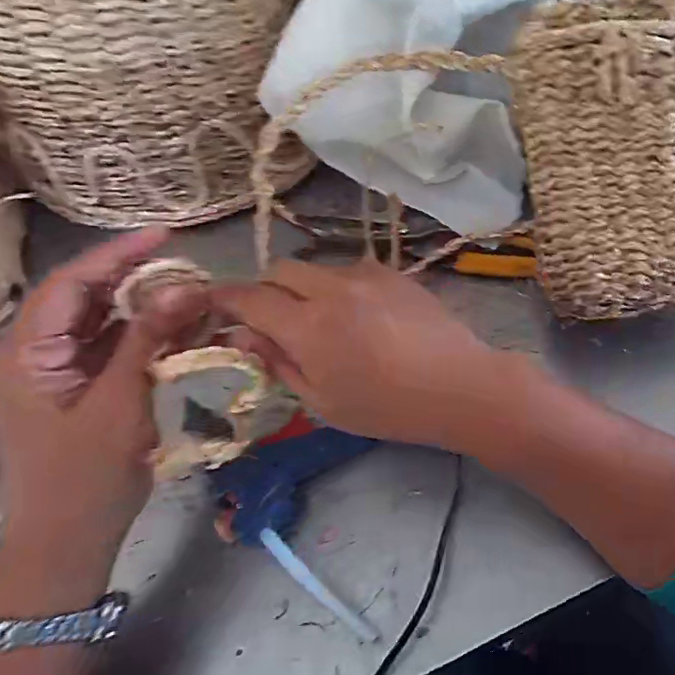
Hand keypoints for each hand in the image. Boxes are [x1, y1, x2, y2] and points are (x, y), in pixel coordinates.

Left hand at [0, 228, 205, 611]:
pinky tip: (181, 329)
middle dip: (135, 279)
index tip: (165, 235)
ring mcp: (53, 374)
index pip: (69, 286)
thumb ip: (148, 340)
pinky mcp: (75, 390)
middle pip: (84, 300)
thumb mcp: (121, 403)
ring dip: (145, 308)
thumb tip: (186, 287)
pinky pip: (110, 349)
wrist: (65, 543)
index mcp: (25, 355)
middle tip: (189, 267)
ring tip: (193, 294)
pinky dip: (145, 336)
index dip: (116, 256)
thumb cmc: (85, 477)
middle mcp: (31, 355)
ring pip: (100, 323)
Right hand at [211, 260, 514, 452]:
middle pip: (281, 270)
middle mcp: (333, 289)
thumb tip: (245, 337)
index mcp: (308, 325)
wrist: (459, 384)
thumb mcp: (323, 401)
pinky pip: (354, 269)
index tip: (216, 306)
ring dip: (307, 287)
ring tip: (324, 320)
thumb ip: (279, 363)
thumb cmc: (388, 406)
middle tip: (273, 318)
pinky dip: (341, 285)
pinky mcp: (397, 274)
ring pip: (318, 268)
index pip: (249, 297)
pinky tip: (361, 314)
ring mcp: (369, 276)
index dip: (224, 299)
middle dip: (266, 289)